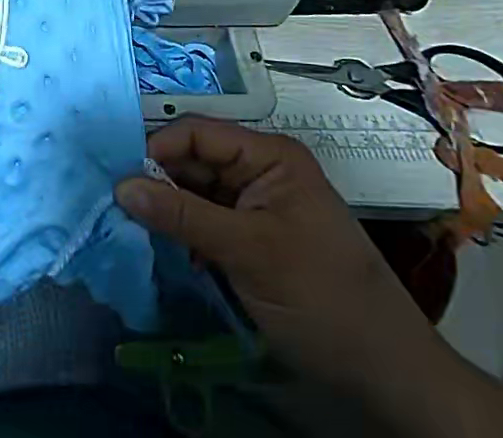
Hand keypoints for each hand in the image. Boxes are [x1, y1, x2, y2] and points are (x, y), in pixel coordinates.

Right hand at [114, 118, 437, 380]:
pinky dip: (182, 231)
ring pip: (194, 191)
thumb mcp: (248, 251)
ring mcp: (254, 204)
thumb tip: (121, 187)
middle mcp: (259, 170)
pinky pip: (203, 220)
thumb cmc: (321, 296)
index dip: (158, 149)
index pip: (198, 133)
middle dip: (157, 180)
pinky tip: (163, 248)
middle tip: (117, 208)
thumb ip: (182, 215)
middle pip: (193, 160)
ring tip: (131, 228)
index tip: (120, 181)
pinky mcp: (250, 236)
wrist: (384, 370)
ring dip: (166, 208)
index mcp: (268, 154)